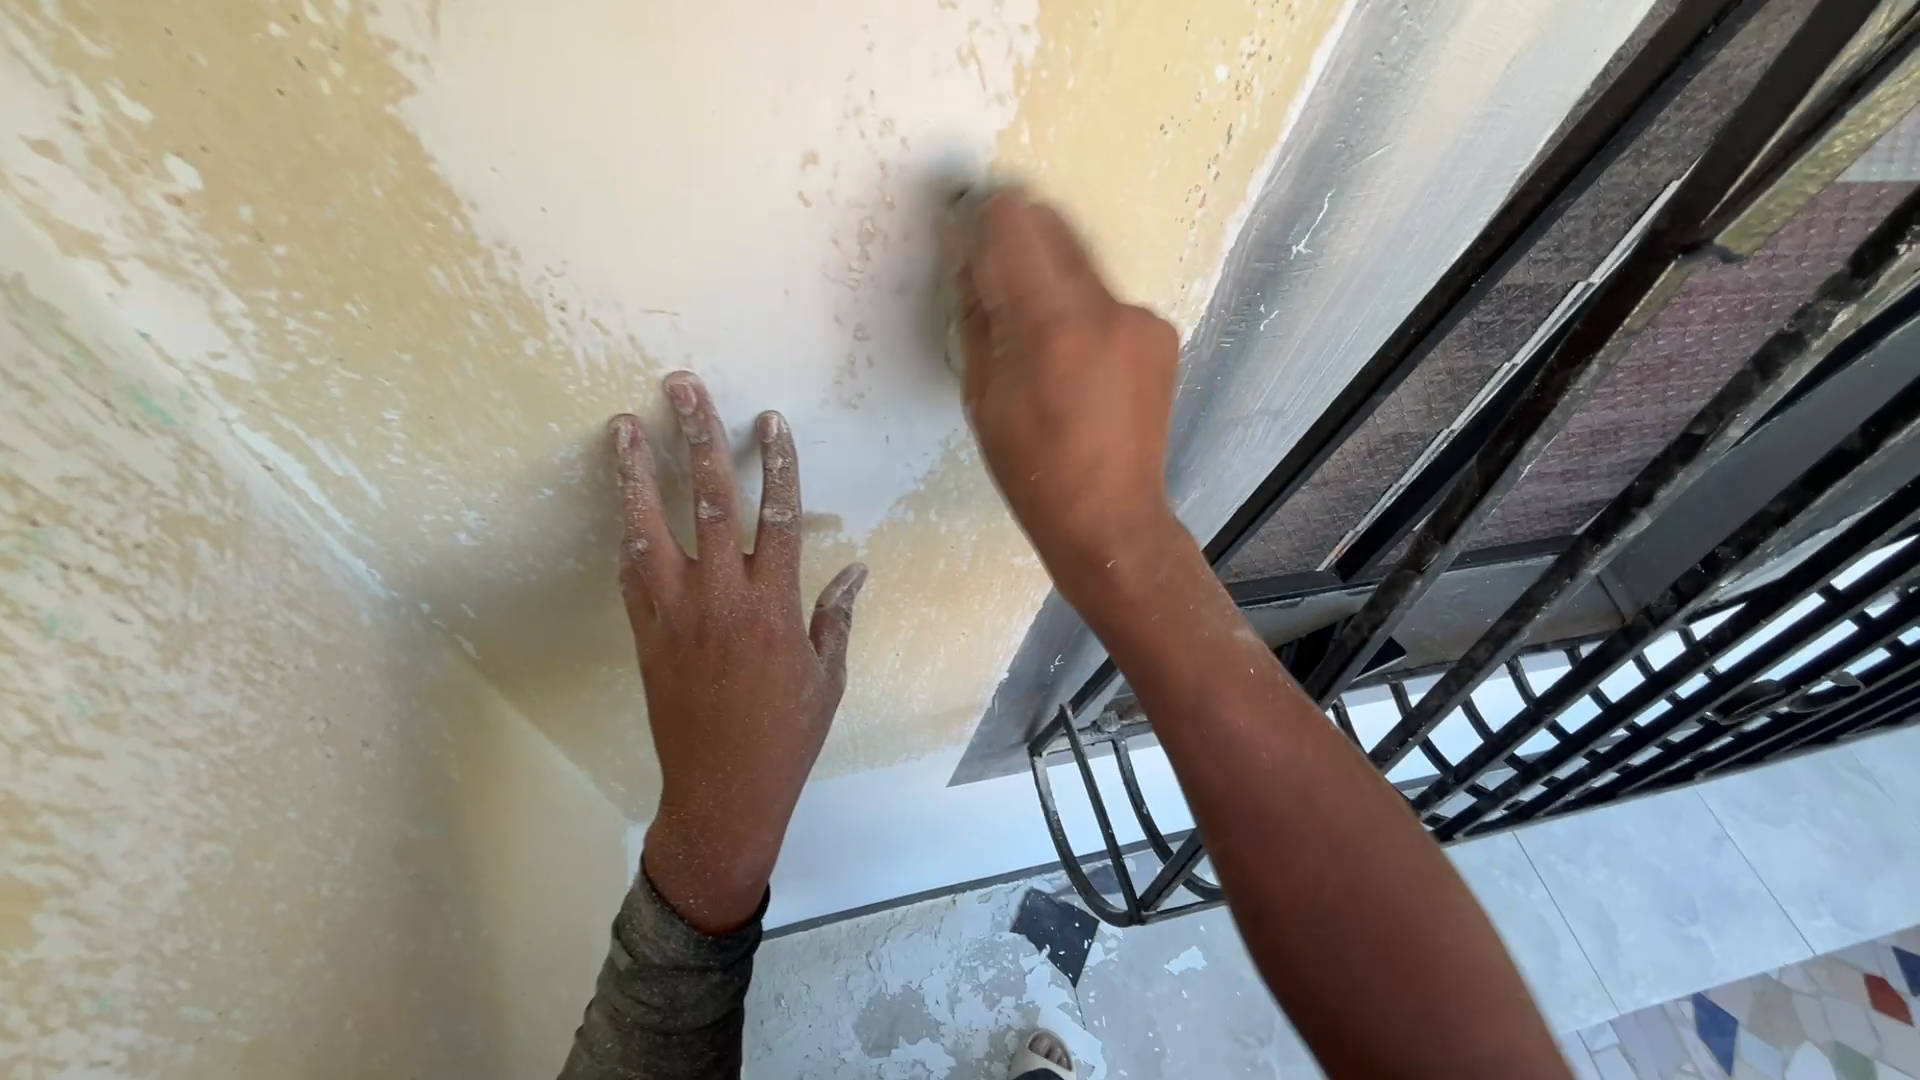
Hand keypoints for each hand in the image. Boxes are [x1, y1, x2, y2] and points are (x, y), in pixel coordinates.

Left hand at [609, 372, 866, 933]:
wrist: (722, 790)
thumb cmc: (786, 734)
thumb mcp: (828, 678)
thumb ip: (837, 616)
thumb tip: (858, 567)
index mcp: (775, 606)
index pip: (779, 515)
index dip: (777, 462)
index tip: (769, 420)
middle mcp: (722, 598)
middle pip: (711, 501)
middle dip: (700, 438)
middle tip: (683, 387)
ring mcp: (675, 613)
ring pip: (652, 528)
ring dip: (638, 474)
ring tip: (624, 427)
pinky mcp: (646, 633)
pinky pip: (631, 573)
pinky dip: (628, 532)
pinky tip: (621, 502)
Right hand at [951, 189, 1184, 596]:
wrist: (1110, 516)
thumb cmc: (1032, 470)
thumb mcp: (983, 397)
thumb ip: (977, 314)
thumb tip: (964, 254)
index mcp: (1051, 327)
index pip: (1012, 223)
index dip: (983, 217)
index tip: (966, 230)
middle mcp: (1106, 307)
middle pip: (1053, 226)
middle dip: (1016, 238)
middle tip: (994, 277)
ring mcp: (1142, 318)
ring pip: (1081, 262)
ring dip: (1051, 277)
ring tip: (1039, 336)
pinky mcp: (1162, 331)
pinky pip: (1108, 298)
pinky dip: (1084, 310)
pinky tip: (1078, 360)